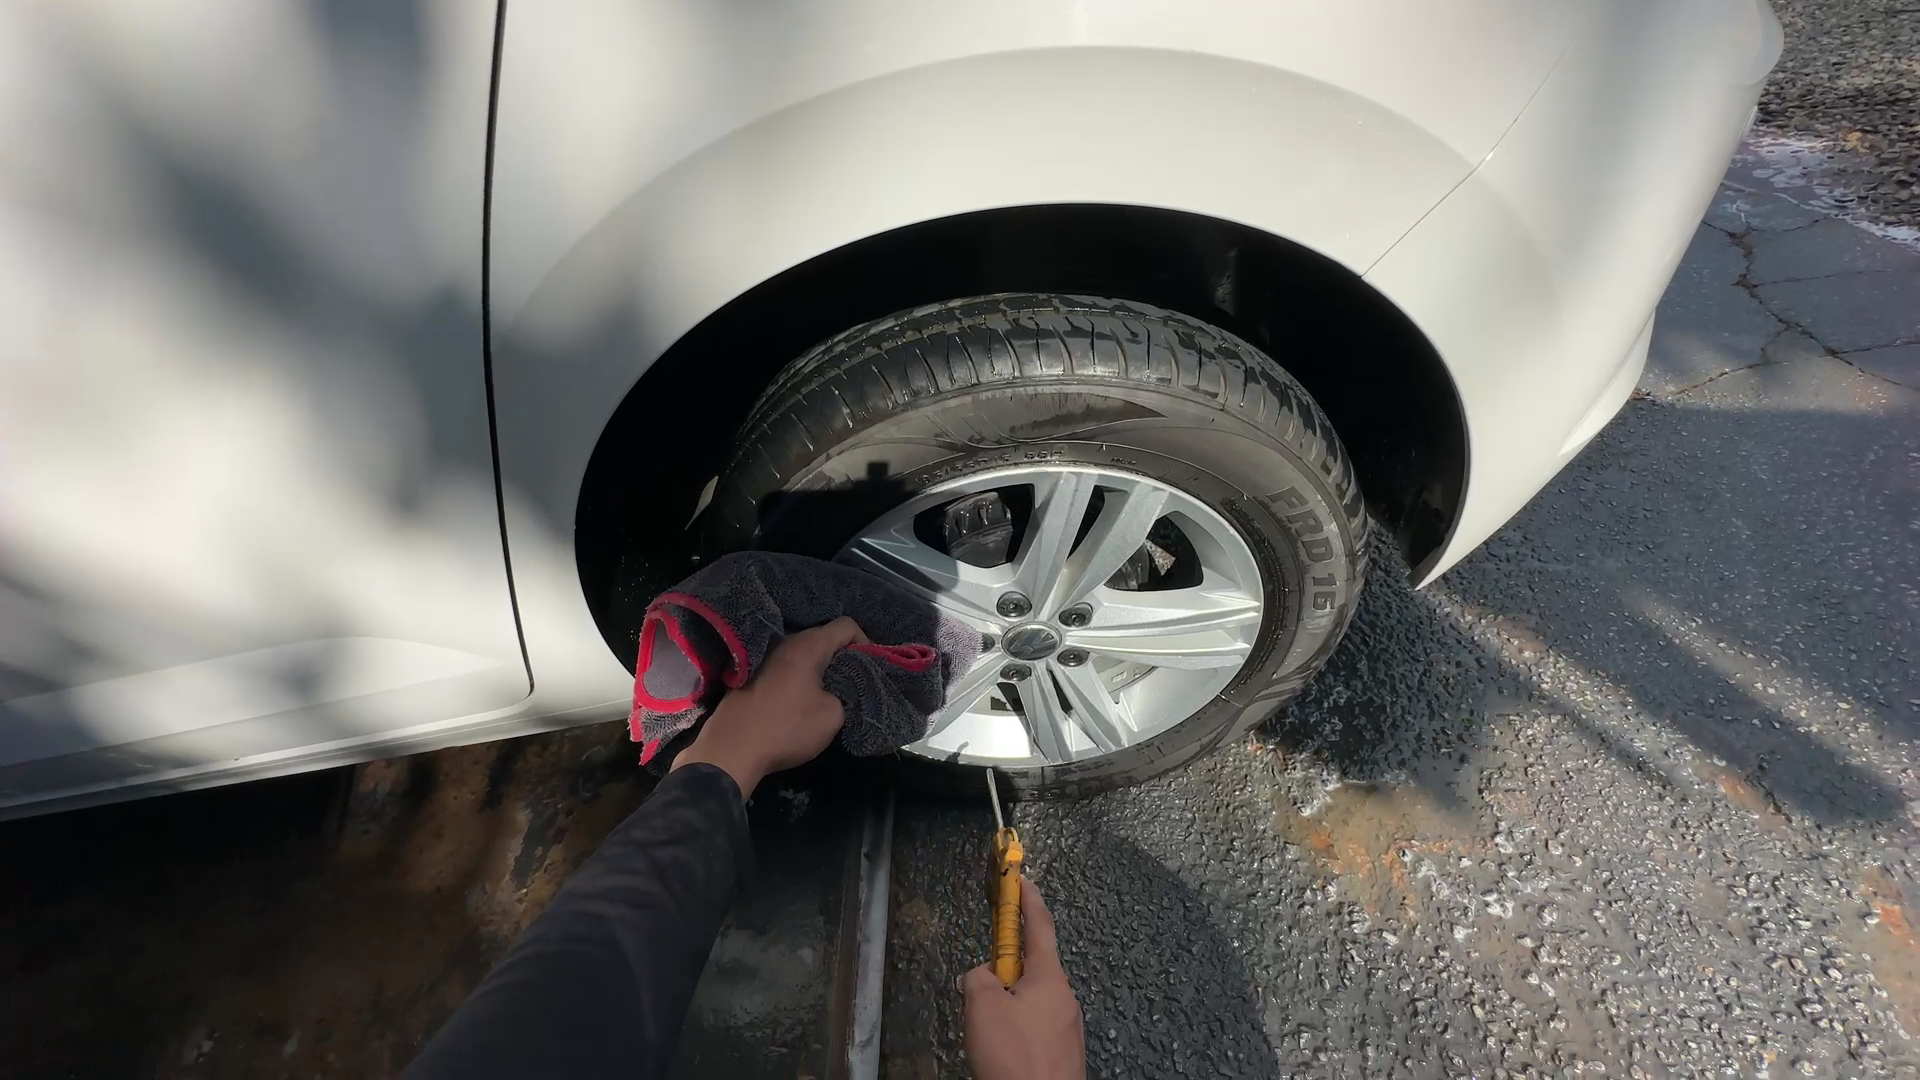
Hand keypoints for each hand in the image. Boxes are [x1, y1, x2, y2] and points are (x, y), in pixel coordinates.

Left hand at [671, 616, 865, 797]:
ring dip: (823, 667)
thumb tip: (842, 689)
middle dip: (845, 656)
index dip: (866, 643)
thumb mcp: (833, 715)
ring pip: (806, 652)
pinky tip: (804, 699)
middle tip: (856, 682)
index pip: (847, 625)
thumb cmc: (786, 728)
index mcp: (808, 646)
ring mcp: (767, 658)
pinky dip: (803, 676)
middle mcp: (786, 643)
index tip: (871, 667)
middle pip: (825, 636)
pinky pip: (789, 665)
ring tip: (832, 692)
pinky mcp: (753, 675)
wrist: (730, 750)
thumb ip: (848, 693)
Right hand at [963, 877, 1085, 1079]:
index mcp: (1050, 976)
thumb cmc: (1015, 1057)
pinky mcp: (1064, 1055)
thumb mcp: (981, 1006)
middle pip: (1033, 965)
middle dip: (1006, 970)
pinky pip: (1037, 1026)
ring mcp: (1068, 1027)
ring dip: (1009, 1003)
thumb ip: (977, 977)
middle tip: (983, 988)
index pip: (1040, 923)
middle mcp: (1065, 996)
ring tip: (989, 1032)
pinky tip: (1004, 1052)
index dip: (1028, 898)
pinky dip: (1018, 1028)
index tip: (1020, 879)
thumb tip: (982, 974)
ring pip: (1033, 999)